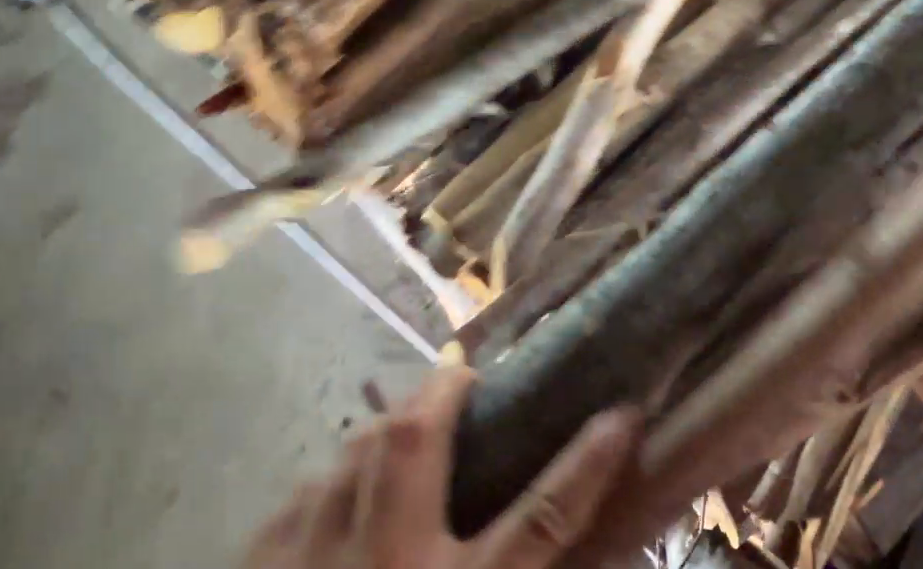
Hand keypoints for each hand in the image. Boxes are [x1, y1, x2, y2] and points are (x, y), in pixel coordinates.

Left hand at [239, 366, 638, 568]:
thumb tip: (598, 555)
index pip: (542, 519)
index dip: (589, 461)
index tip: (623, 413)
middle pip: (416, 446)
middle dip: (446, 392)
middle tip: (464, 371)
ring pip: (352, 458)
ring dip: (384, 429)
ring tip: (406, 421)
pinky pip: (299, 501)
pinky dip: (330, 480)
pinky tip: (341, 487)